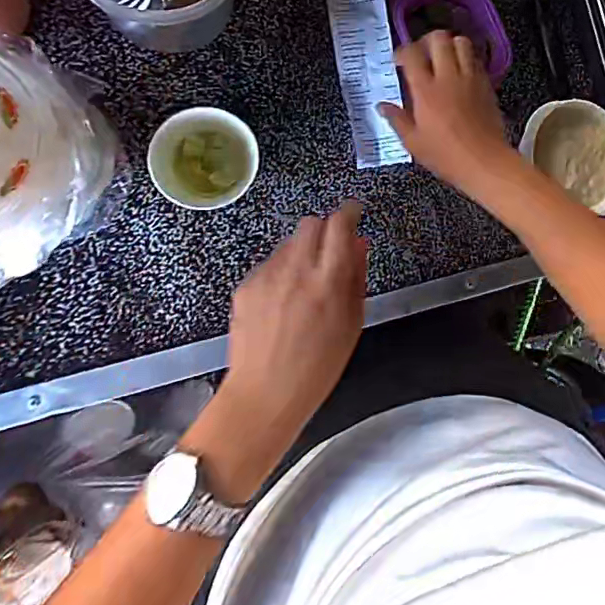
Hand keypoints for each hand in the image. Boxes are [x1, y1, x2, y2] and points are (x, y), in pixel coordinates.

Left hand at [220, 201, 367, 443]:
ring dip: (301, 254)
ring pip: (288, 244)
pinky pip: (269, 265)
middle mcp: (295, 271)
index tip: (353, 212)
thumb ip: (355, 278)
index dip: (349, 213)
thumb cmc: (315, 368)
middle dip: (324, 230)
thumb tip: (358, 243)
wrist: (265, 393)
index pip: (339, 225)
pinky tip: (282, 304)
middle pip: (311, 223)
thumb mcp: (350, 325)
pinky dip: (280, 274)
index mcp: (328, 282)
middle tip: (330, 252)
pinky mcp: (246, 285)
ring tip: (305, 290)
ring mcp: (267, 275)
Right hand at [378, 32, 516, 194]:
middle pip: (439, 39)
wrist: (485, 163)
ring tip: (441, 58)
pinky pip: (476, 60)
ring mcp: (470, 79)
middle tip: (420, 54)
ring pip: (461, 42)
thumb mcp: (413, 142)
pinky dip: (465, 59)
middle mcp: (448, 78)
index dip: (402, 52)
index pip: (411, 54)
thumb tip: (383, 107)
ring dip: (449, 45)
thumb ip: (396, 119)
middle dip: (426, 41)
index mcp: (426, 91)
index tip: (398, 61)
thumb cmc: (447, 156)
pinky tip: (459, 73)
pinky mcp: (487, 85)